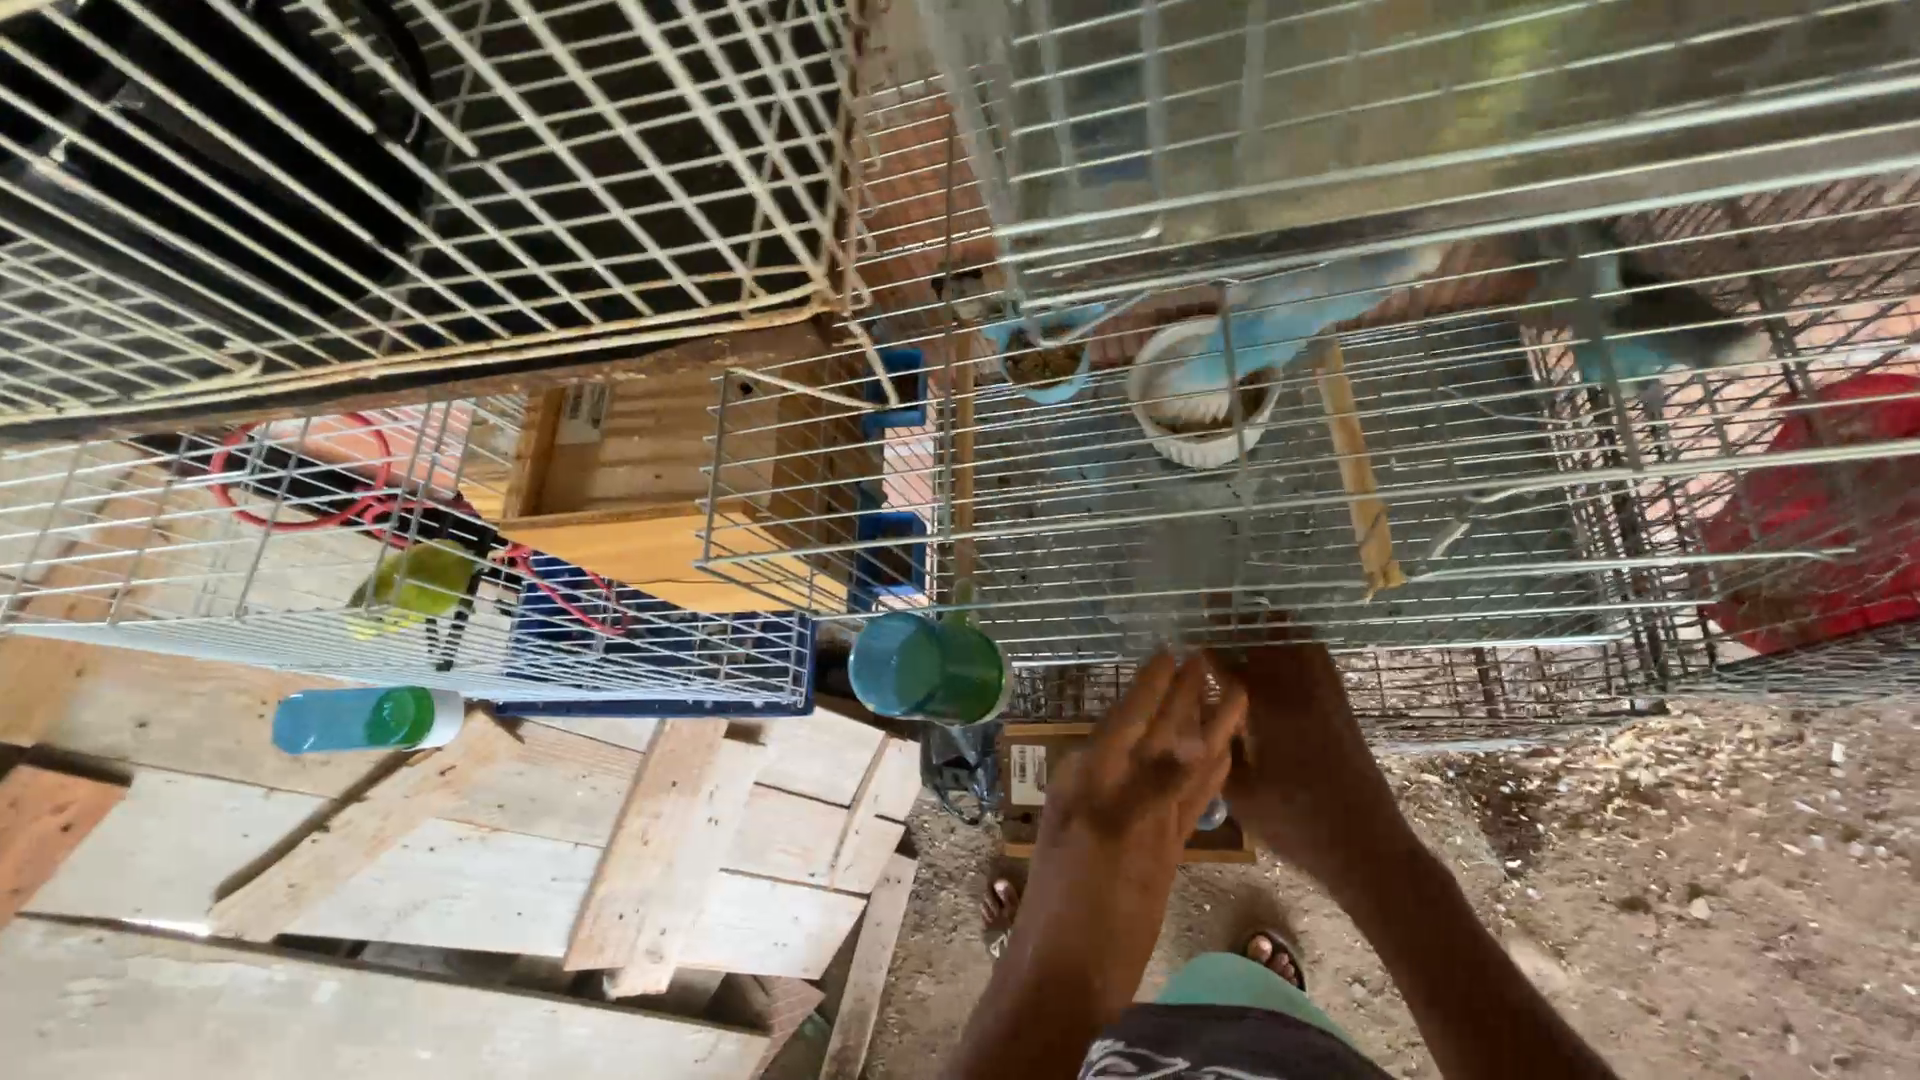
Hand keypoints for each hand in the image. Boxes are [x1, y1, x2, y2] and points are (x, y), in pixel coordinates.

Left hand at [1008, 651, 1245, 1016]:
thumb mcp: (1115, 837)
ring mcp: (1139, 819)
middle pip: (1157, 733)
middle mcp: (1115, 788)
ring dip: (1203, 734)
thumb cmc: (1085, 903)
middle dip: (1184, 699)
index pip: (1130, 716)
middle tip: (1212, 660)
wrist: (1070, 975)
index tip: (1175, 648)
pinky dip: (1204, 780)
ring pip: (1176, 765)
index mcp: (1093, 775)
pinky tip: (1223, 758)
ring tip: (1233, 698)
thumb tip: (1196, 738)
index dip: (1153, 685)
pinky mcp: (1158, 850)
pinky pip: (1184, 803)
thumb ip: (1155, 786)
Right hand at [1210, 642, 1416, 895]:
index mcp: (1267, 710)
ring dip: (1267, 631)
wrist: (1365, 846)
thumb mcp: (1239, 793)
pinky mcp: (1341, 707)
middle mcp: (1297, 692)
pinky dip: (1295, 645)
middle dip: (1234, 628)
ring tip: (1241, 629)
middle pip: (1263, 641)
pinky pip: (1317, 659)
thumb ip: (1213, 748)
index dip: (1207, 648)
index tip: (1188, 638)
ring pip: (1294, 643)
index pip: (1230, 663)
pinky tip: (1279, 651)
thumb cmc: (1294, 824)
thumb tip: (1195, 716)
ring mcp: (1325, 696)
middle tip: (1211, 618)